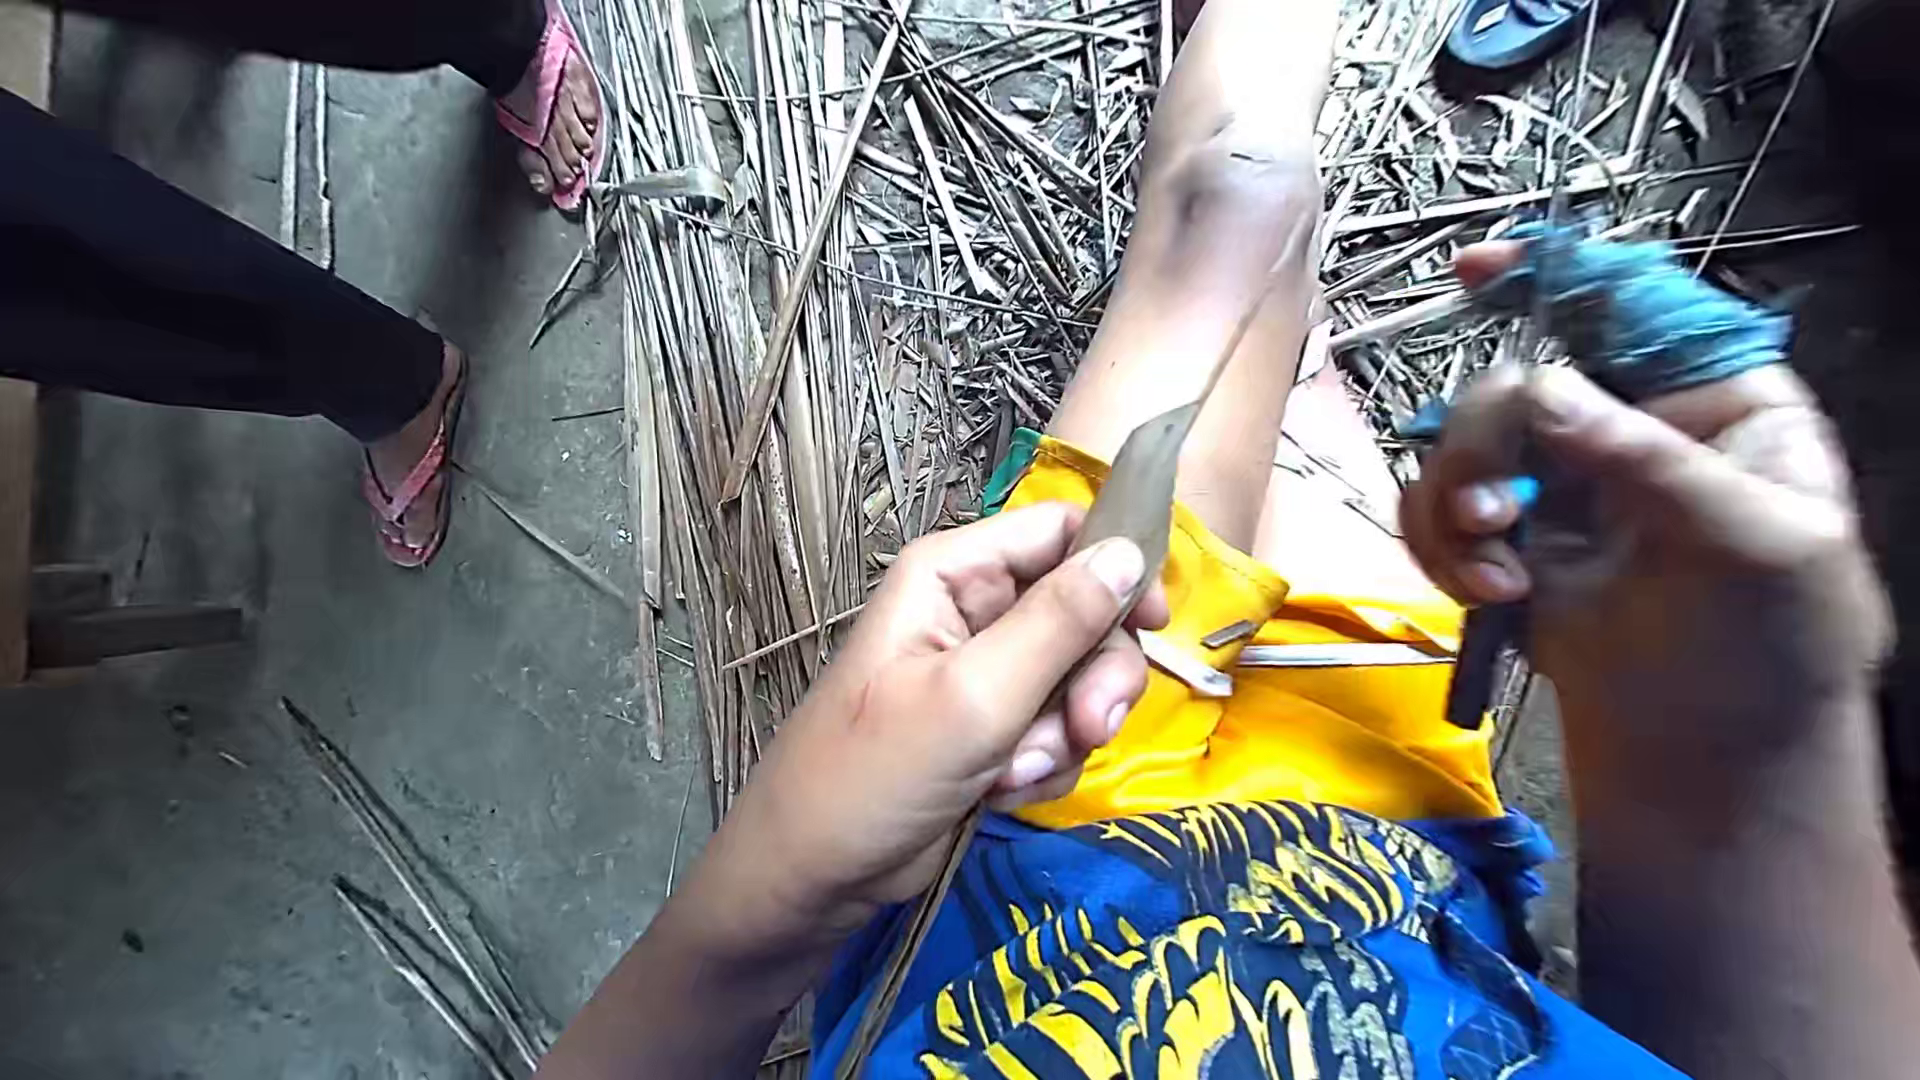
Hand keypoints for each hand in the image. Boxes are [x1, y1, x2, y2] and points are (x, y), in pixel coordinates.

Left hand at [692, 502, 1167, 941]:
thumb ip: (1057, 621)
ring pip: (1077, 676)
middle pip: (1081, 611)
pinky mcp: (997, 721)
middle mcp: (975, 607)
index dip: (1114, 564)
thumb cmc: (876, 771)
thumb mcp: (975, 693)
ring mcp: (988, 667)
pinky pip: (1058, 724)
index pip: (1058, 532)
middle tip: (1089, 726)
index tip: (1154, 622)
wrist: (817, 874)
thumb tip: (1129, 552)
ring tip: (1013, 773)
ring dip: (1064, 731)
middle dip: (1091, 677)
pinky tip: (1001, 790)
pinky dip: (1044, 760)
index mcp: (956, 572)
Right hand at [1402, 244, 1886, 776]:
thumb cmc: (1762, 640)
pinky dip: (1436, 550)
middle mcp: (1607, 429)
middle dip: (1480, 455)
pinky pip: (1423, 511)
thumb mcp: (1749, 543)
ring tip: (1495, 576)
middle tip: (1490, 517)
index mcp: (1703, 404)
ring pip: (1447, 454)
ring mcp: (1539, 482)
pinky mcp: (1486, 530)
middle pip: (1502, 391)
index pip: (1627, 310)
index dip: (1552, 276)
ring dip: (1453, 515)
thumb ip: (1649, 459)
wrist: (1688, 730)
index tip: (1471, 270)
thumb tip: (1543, 391)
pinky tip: (1485, 591)